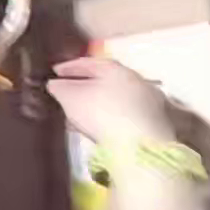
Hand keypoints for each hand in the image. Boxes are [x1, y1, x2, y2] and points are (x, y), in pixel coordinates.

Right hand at [46, 57, 174, 143]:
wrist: (139, 147)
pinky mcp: (155, 124)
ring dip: (96, 102)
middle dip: (84, 84)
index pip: (90, 62)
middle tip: (67, 91)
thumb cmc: (100, 112)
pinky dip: (108, 116)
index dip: (69, 66)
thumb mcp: (69, 96)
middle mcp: (138, 81)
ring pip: (115, 98)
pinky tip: (95, 126)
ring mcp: (150, 103)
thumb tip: (55, 84)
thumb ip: (59, 87)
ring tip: (78, 112)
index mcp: (118, 70)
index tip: (54, 72)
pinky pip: (124, 114)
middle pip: (106, 80)